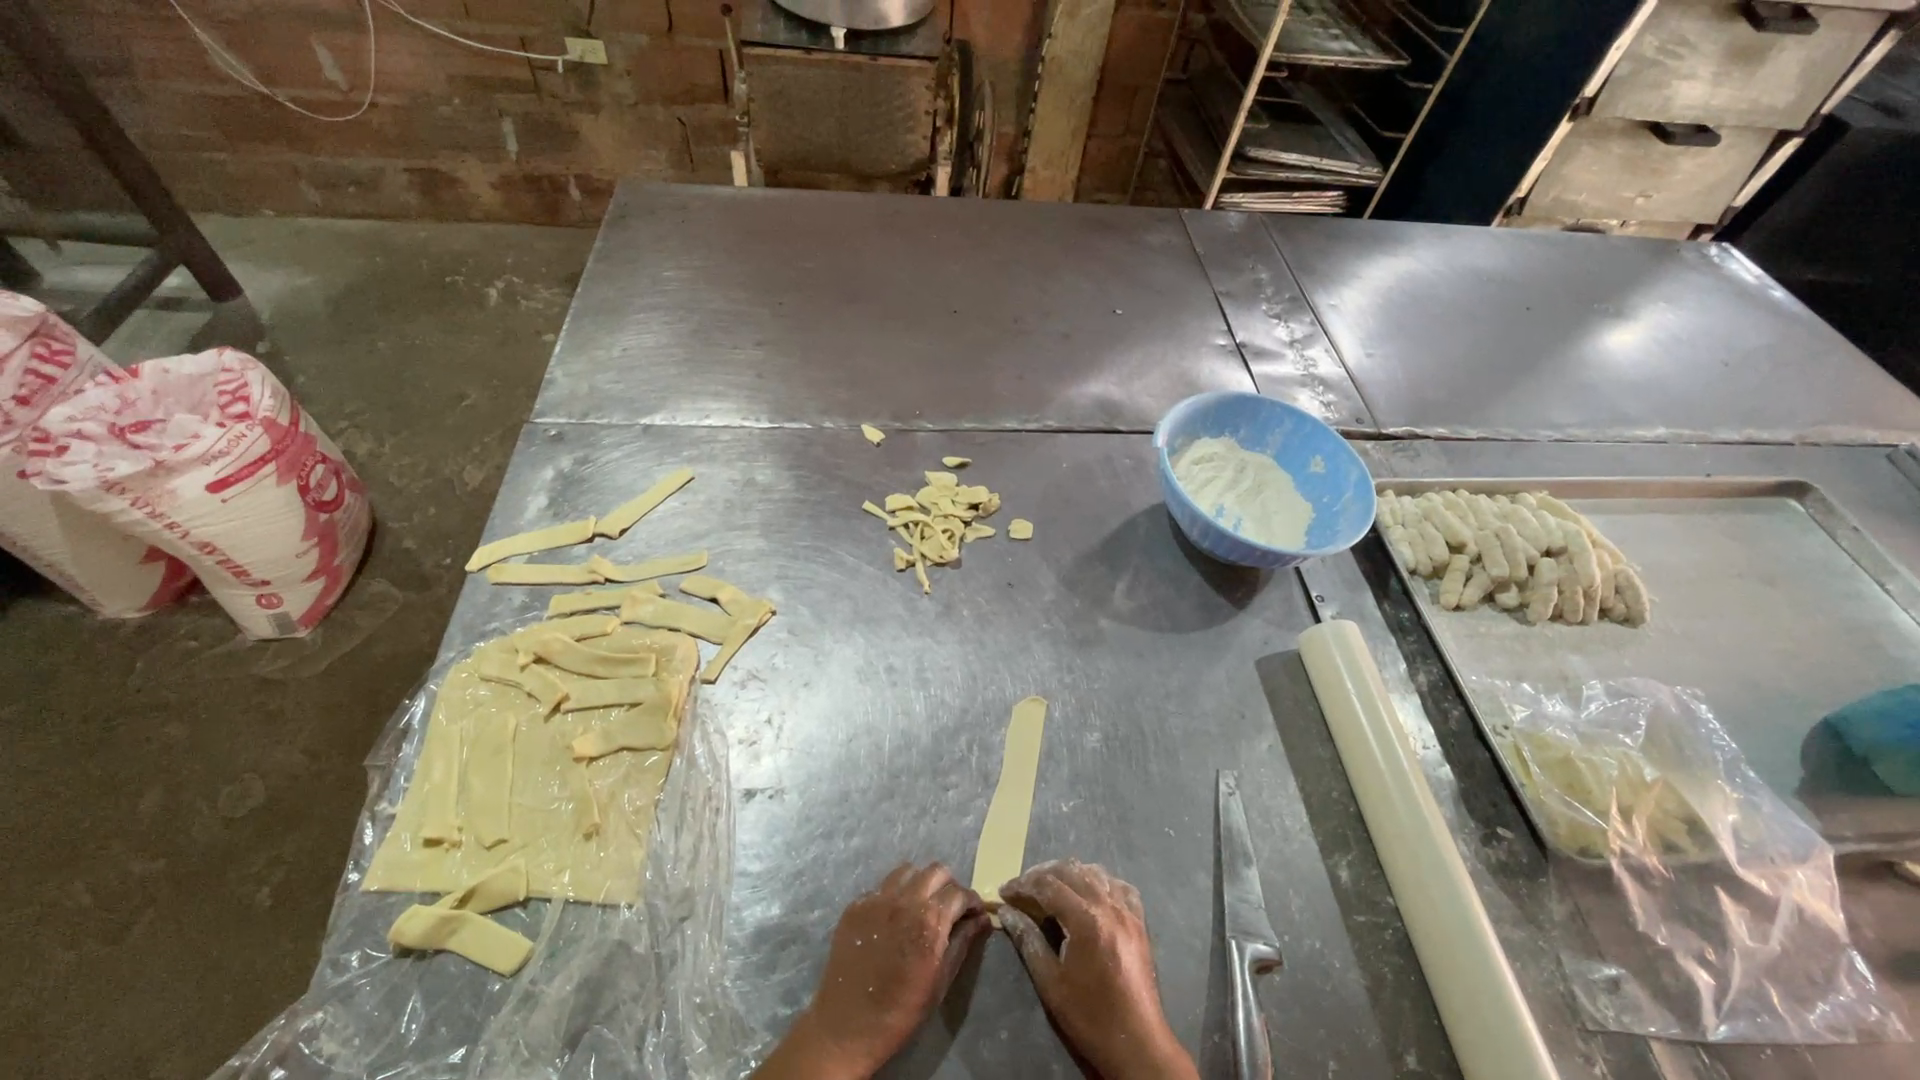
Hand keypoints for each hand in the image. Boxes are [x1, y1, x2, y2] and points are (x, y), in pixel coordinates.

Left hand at [754, 862, 988, 1079]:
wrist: (848, 1026)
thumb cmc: (902, 1010)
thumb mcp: (941, 979)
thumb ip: (962, 942)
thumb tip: (982, 920)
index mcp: (930, 920)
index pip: (959, 892)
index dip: (972, 902)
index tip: (974, 913)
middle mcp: (904, 901)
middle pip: (935, 871)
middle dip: (948, 886)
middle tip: (949, 909)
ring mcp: (876, 900)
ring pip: (907, 871)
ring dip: (920, 883)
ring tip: (921, 907)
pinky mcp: (855, 907)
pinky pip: (881, 887)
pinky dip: (894, 895)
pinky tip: (893, 919)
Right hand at [1000, 860, 1196, 1079]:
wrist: (1135, 1041)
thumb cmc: (1088, 1015)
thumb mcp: (1050, 981)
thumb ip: (1028, 940)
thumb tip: (1007, 912)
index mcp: (1085, 919)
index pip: (1047, 885)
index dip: (1022, 884)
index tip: (1003, 892)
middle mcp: (1109, 906)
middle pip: (1071, 871)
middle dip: (1042, 874)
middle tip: (1022, 888)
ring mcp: (1129, 912)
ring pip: (1096, 873)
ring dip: (1070, 874)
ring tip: (1051, 888)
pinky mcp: (1140, 923)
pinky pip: (1121, 888)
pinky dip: (1102, 882)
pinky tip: (1090, 893)